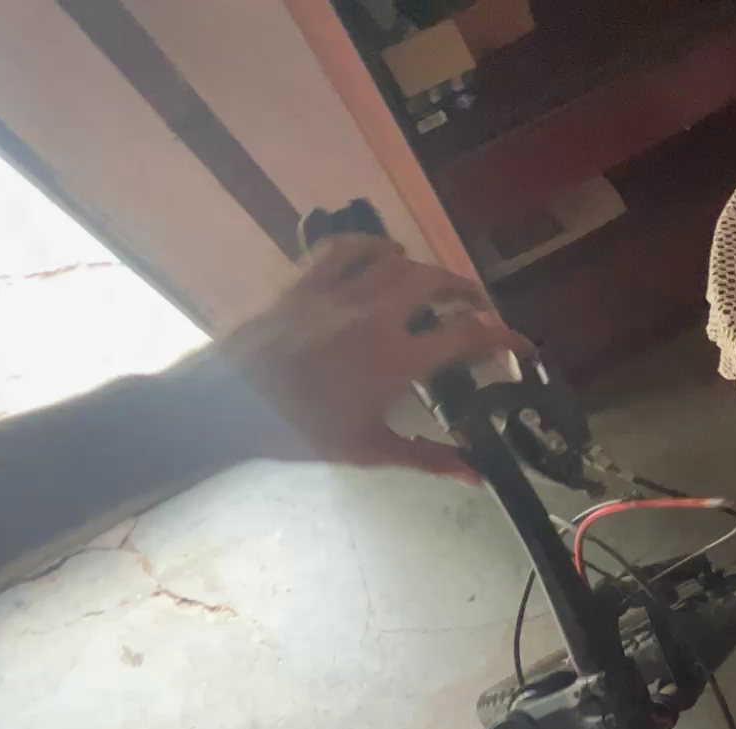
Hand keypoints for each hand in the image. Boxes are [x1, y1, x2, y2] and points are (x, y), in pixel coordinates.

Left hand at [193, 235, 528, 474]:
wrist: (214, 407)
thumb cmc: (297, 432)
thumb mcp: (370, 450)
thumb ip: (429, 457)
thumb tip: (477, 476)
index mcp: (396, 360)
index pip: (468, 336)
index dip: (505, 337)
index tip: (522, 344)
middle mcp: (373, 317)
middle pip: (437, 283)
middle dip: (469, 293)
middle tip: (481, 310)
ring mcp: (335, 293)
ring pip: (397, 260)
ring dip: (428, 270)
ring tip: (441, 286)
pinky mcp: (303, 282)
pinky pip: (344, 248)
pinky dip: (374, 245)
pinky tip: (388, 254)